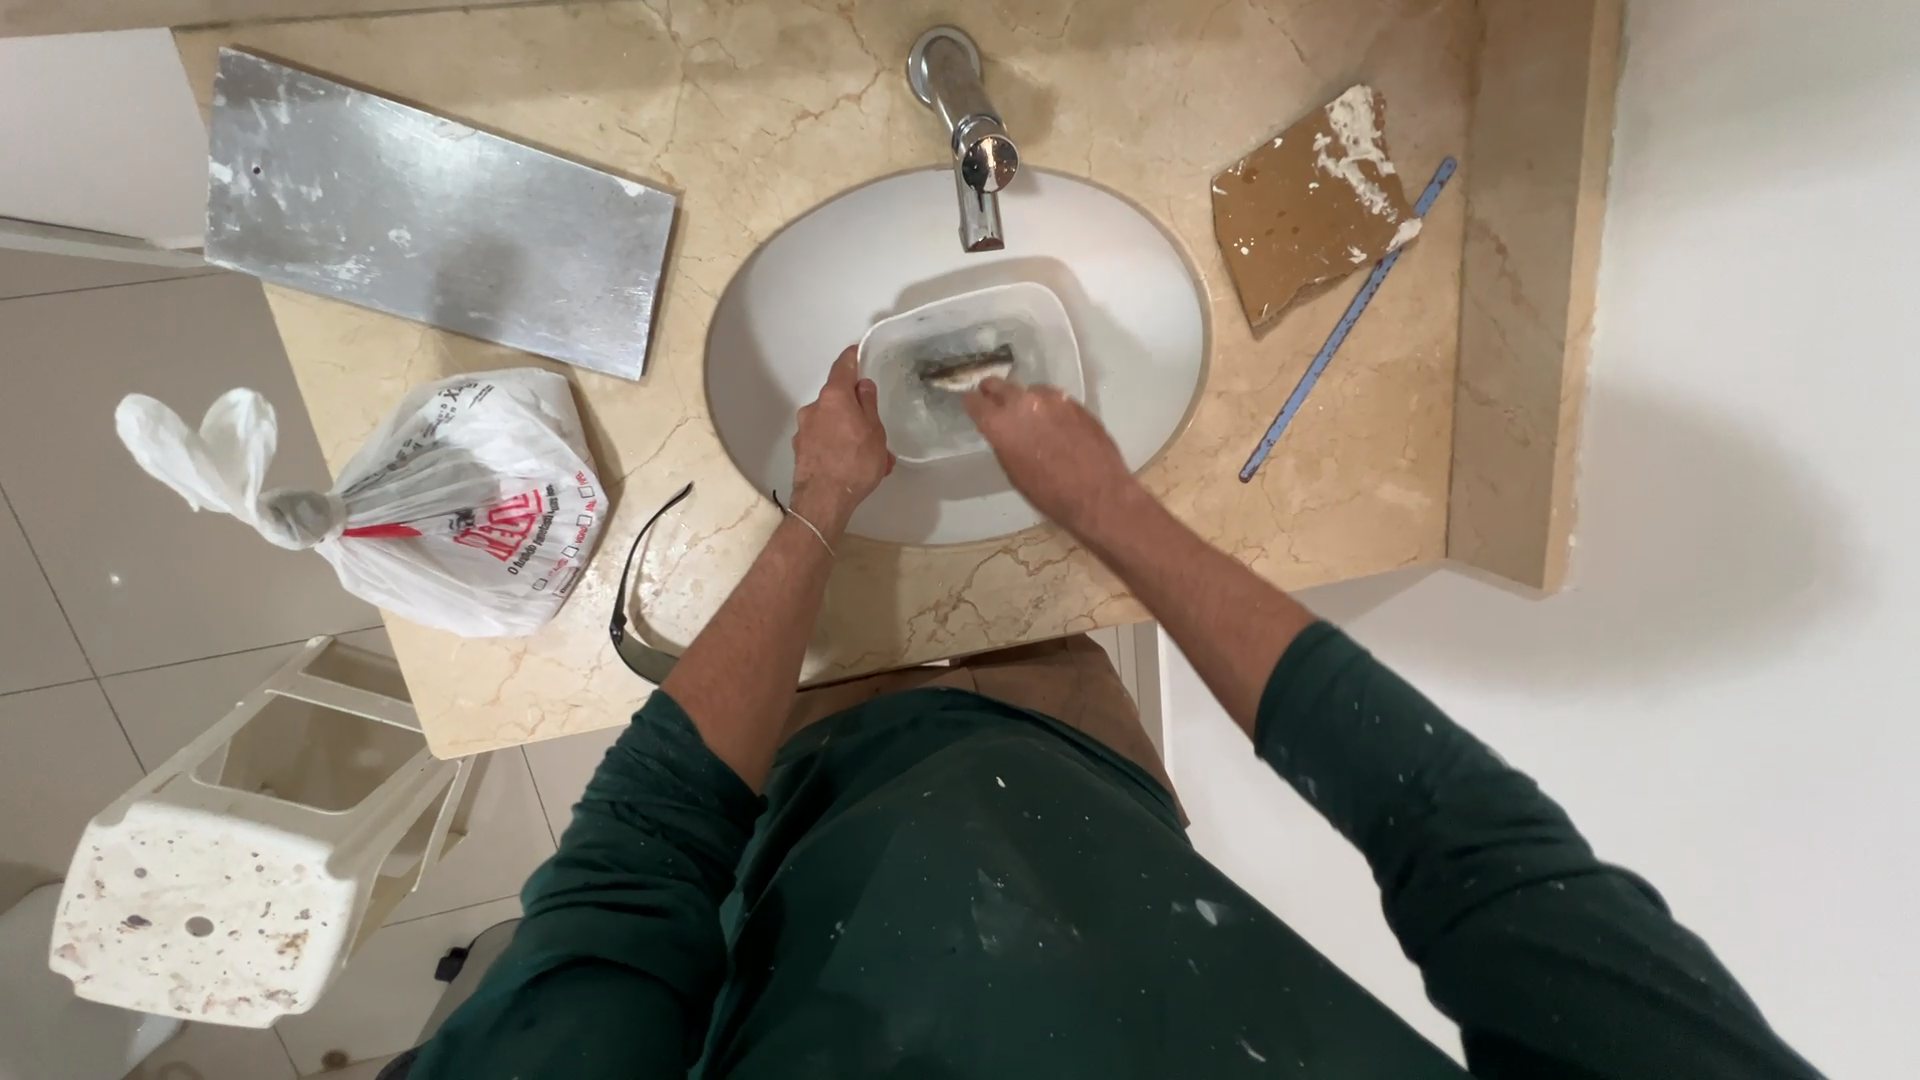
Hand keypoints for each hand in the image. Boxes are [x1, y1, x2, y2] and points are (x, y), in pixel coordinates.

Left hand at [790, 345, 893, 538]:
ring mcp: (803, 430)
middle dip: (854, 408)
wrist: (824, 501)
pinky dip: (837, 446)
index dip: (852, 357)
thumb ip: (868, 405)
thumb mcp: (874, 431)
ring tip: (869, 455)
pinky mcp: (800, 450)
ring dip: (847, 431)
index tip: (858, 352)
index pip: (842, 367)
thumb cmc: (855, 462)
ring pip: (831, 423)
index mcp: (833, 397)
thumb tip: (862, 385)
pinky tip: (851, 465)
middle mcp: (813, 408)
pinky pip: (824, 441)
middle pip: (836, 399)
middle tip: (874, 426)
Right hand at [963, 376, 1139, 535]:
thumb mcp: (1014, 472)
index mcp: (1000, 423)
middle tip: (993, 399)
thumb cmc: (1049, 493)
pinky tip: (1054, 423)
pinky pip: (1054, 399)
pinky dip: (1048, 407)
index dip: (972, 403)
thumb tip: (1003, 432)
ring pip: (1030, 390)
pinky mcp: (1075, 403)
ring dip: (1025, 400)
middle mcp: (1023, 403)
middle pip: (1000, 386)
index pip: (974, 402)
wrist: (1097, 494)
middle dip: (994, 392)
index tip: (972, 405)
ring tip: (1029, 415)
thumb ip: (1004, 443)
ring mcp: (1053, 399)